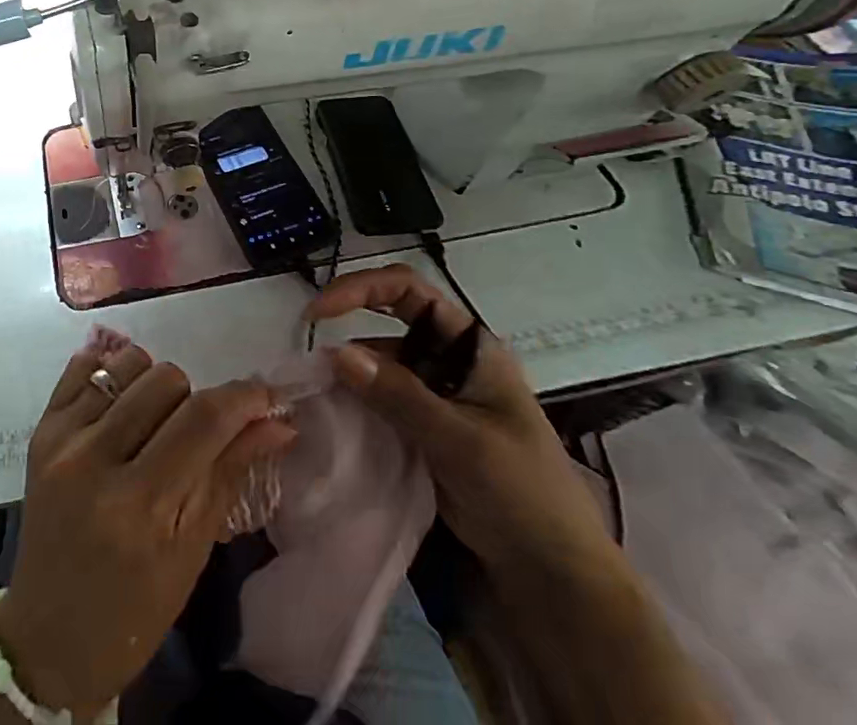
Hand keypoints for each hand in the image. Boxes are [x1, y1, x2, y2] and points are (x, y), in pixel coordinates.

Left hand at [0, 332, 298, 718]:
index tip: (267, 396)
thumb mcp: (194, 549)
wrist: (49, 637)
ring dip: (156, 385)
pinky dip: (113, 374)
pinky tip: (124, 405)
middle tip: (196, 437)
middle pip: (167, 380)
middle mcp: (94, 460)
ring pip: (128, 365)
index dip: (245, 397)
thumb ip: (232, 471)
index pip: (204, 419)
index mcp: (140, 504)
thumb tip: (277, 421)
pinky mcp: (39, 432)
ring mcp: (60, 441)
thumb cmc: (134, 609)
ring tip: (157, 424)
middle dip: (197, 399)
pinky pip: (83, 367)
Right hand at [304, 265, 618, 577]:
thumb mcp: (461, 440)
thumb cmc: (521, 491)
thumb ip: (401, 396)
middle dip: (346, 341)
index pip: (410, 292)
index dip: (362, 289)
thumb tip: (337, 353)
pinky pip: (380, 406)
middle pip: (388, 330)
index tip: (319, 313)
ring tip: (310, 403)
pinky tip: (331, 423)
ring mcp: (436, 398)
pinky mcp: (423, 430)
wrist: (550, 567)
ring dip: (348, 380)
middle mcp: (450, 362)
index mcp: (470, 347)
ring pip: (380, 371)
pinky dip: (355, 409)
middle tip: (306, 374)